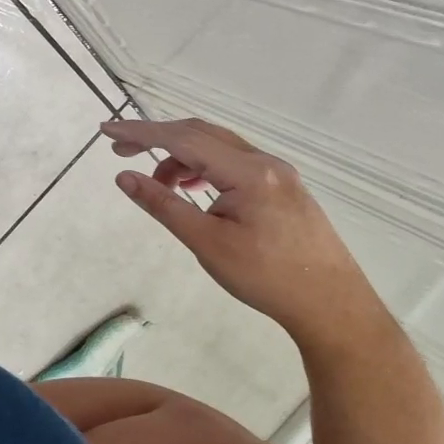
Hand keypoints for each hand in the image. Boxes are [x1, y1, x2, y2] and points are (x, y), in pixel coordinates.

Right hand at [102, 118, 387, 341]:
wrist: (337, 312)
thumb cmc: (268, 278)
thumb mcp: (206, 243)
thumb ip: (163, 204)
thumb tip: (123, 175)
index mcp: (249, 173)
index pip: (183, 140)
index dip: (140, 132)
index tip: (106, 131)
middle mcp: (266, 164)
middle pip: (200, 133)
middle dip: (156, 136)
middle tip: (120, 150)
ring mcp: (279, 176)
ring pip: (216, 146)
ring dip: (179, 155)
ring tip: (156, 180)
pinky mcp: (284, 190)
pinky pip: (232, 162)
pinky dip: (202, 166)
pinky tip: (192, 188)